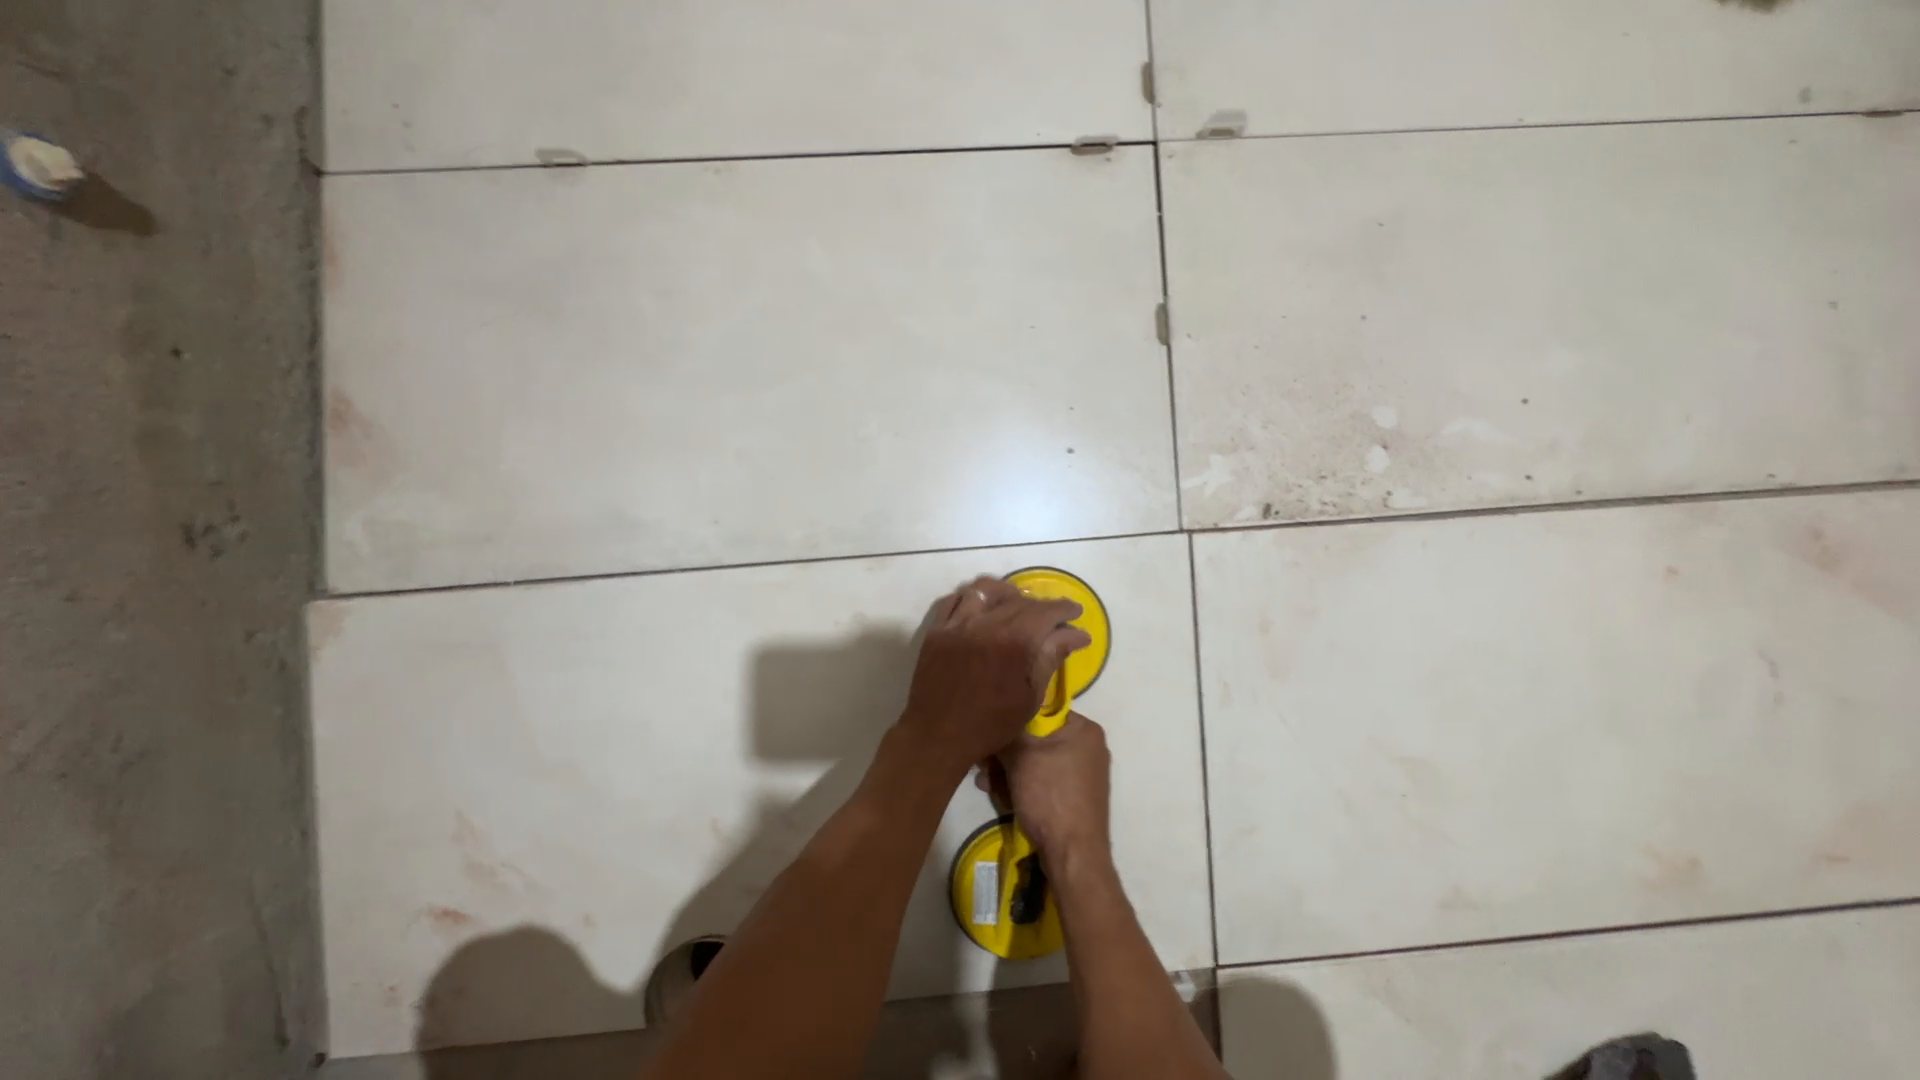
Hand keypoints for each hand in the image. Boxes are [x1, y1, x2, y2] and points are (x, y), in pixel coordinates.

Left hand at [897, 576, 1091, 770]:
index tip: (1075, 612)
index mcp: (1014, 641)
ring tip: (1016, 603)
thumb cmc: (991, 724)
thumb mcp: (1030, 697)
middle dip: (1040, 604)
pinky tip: (981, 607)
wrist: (938, 736)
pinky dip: (972, 597)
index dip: (1064, 608)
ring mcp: (957, 624)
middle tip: (1051, 617)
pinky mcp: (937, 630)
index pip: (1046, 611)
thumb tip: (1077, 634)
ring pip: (985, 590)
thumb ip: (1051, 657)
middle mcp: (986, 623)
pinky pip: (955, 599)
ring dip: (1006, 593)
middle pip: (1019, 600)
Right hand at [980, 711, 1112, 873]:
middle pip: (1036, 738)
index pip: (1041, 710)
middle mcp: (1088, 747)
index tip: (990, 734)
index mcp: (1085, 728)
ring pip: (1036, 762)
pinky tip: (1003, 797)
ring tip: (986, 785)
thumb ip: (1007, 731)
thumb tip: (993, 717)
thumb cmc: (1050, 796)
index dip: (1012, 721)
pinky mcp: (1075, 797)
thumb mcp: (1021, 756)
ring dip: (1008, 772)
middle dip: (1006, 753)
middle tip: (982, 765)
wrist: (1073, 854)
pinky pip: (1044, 781)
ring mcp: (1083, 774)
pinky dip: (1023, 786)